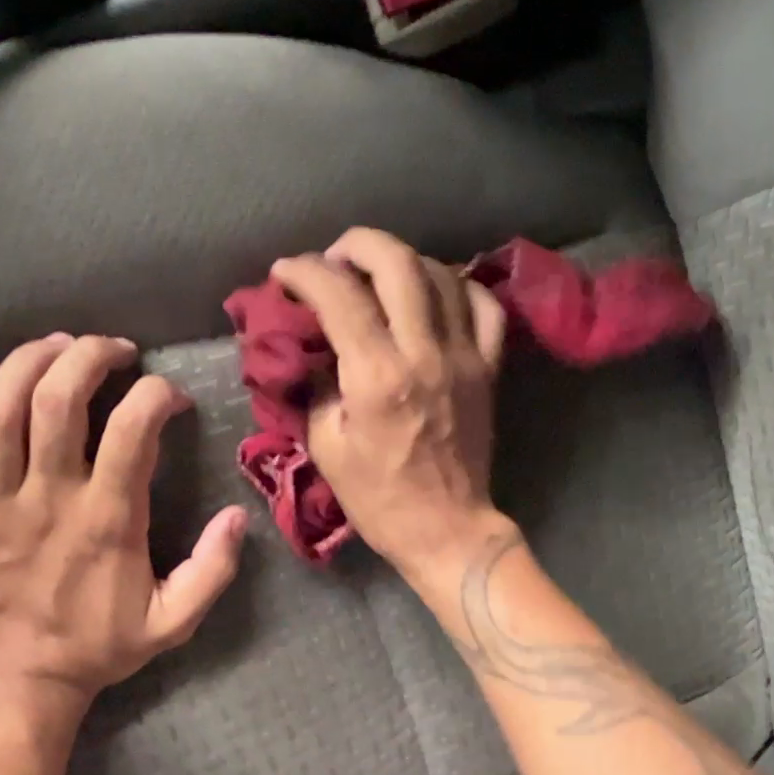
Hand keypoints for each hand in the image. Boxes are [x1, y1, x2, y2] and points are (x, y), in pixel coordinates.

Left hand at [0, 333, 246, 725]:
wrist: (11, 687)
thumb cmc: (95, 650)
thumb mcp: (173, 621)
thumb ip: (212, 570)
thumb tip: (239, 516)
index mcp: (107, 520)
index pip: (132, 429)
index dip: (156, 395)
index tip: (170, 396)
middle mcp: (47, 499)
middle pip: (57, 401)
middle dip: (87, 357)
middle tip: (113, 349)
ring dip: (27, 363)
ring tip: (56, 345)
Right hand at [271, 228, 514, 580]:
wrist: (448, 530)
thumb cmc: (380, 499)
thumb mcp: (327, 447)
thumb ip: (314, 387)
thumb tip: (305, 347)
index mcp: (377, 377)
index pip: (338, 294)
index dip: (303, 271)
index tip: (285, 273)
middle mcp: (424, 354)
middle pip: (397, 262)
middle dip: (357, 244)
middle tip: (334, 257)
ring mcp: (464, 357)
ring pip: (442, 275)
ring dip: (404, 261)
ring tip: (379, 274)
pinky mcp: (488, 369)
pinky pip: (485, 307)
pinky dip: (459, 287)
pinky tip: (436, 293)